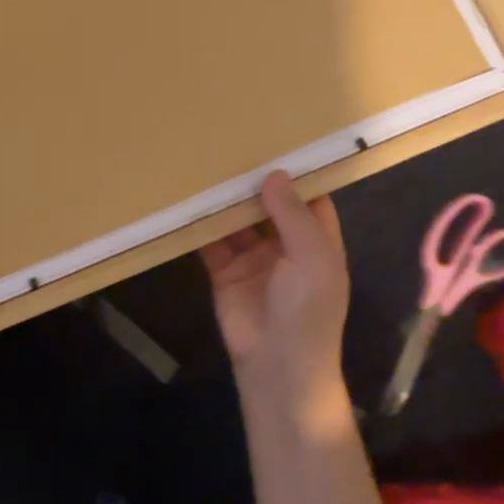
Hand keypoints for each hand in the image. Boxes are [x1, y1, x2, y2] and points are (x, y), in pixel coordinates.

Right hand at [199, 170, 349, 393]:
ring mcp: (252, 259)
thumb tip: (273, 175)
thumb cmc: (308, 309)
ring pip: (236, 224)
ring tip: (203, 173)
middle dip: (251, 184)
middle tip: (229, 149)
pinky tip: (185, 208)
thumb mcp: (312, 257)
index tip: (275, 142)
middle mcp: (285, 245)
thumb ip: (292, 216)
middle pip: (267, 207)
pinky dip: (198, 230)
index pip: (308, 199)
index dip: (295, 175)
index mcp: (318, 240)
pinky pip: (210, 245)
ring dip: (223, 205)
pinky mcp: (222, 273)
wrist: (277, 361)